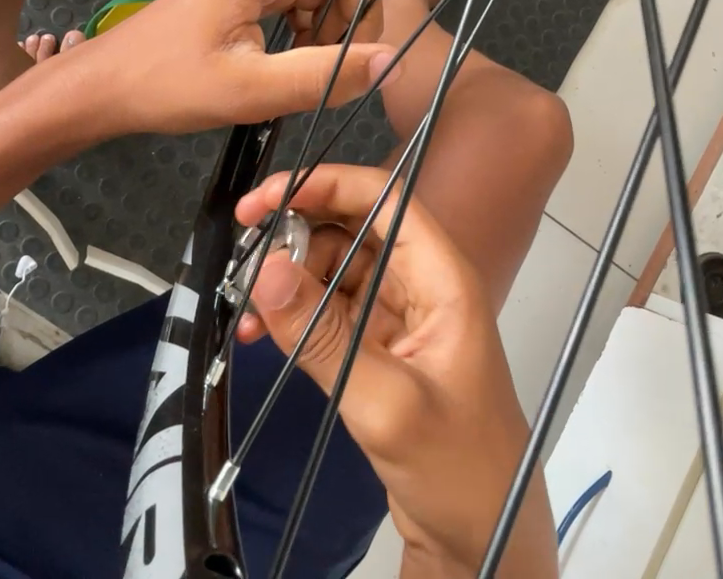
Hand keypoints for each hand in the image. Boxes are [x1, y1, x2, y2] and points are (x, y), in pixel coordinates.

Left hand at [65, 0, 420, 135]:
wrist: (105, 86)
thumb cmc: (167, 84)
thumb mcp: (249, 89)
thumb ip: (322, 74)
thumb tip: (390, 60)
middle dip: (361, 6)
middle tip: (357, 61)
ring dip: (337, 22)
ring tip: (325, 68)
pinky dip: (313, 28)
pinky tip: (300, 61)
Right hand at [235, 166, 556, 576]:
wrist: (479, 537)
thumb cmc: (457, 467)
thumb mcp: (387, 403)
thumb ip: (323, 337)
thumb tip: (265, 269)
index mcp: (442, 278)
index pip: (384, 199)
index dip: (326, 185)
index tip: (266, 197)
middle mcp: (419, 284)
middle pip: (352, 228)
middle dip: (296, 230)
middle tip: (243, 247)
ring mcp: (396, 316)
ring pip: (333, 268)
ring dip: (288, 278)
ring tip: (245, 307)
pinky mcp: (376, 348)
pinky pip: (327, 311)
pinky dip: (293, 315)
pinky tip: (260, 332)